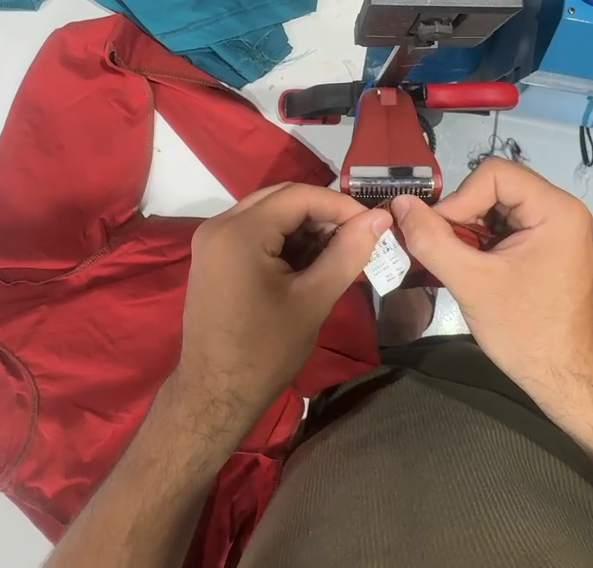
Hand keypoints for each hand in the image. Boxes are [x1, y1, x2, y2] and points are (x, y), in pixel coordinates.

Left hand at [176, 183, 390, 431]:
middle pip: (282, 199)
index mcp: (239, 231)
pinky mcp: (214, 257)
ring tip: (339, 253)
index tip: (373, 224)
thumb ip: (347, 253)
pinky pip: (255, 231)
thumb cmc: (264, 352)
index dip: (340, 205)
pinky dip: (285, 239)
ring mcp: (213, 241)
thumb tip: (379, 219)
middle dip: (323, 214)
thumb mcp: (313, 300)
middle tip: (358, 237)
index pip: (298, 196)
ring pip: (269, 213)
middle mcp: (219, 225)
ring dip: (305, 227)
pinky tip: (311, 263)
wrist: (214, 397)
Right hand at [388, 158, 592, 402]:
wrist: (564, 379)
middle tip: (442, 247)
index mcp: (556, 210)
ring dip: (467, 228)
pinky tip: (469, 265)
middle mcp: (560, 209)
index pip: (494, 173)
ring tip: (454, 259)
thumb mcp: (472, 283)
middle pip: (494, 186)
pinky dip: (479, 239)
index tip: (440, 234)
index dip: (460, 199)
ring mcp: (554, 227)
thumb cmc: (525, 331)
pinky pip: (503, 223)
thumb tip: (400, 203)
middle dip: (463, 214)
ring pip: (494, 204)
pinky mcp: (544, 245)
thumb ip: (431, 240)